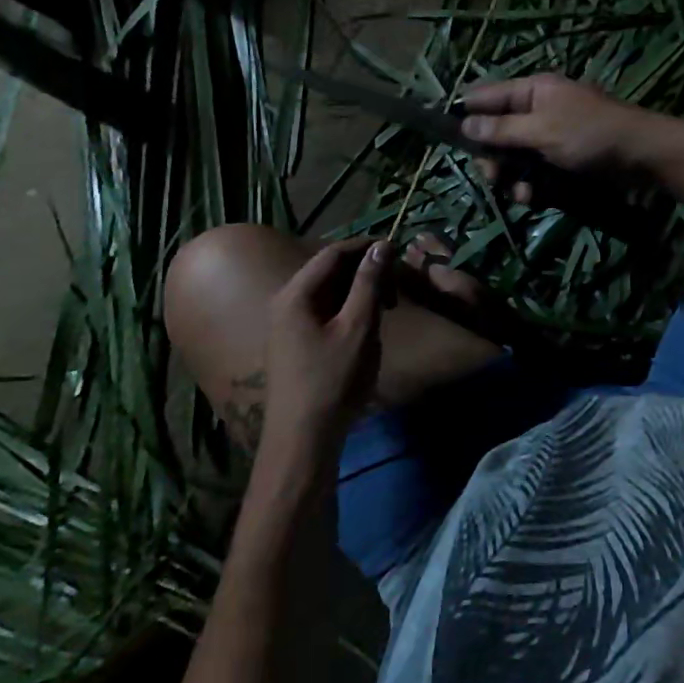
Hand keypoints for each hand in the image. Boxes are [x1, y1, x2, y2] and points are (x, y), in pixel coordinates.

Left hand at [261, 239, 392, 448]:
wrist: (303, 436)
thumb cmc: (333, 379)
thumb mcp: (358, 327)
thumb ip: (369, 283)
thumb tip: (381, 246)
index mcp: (295, 295)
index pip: (332, 253)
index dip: (366, 246)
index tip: (398, 250)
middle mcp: (285, 302)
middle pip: (329, 269)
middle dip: (365, 270)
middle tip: (396, 288)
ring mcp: (287, 323)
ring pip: (328, 290)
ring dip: (359, 289)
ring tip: (387, 307)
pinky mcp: (295, 340)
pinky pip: (324, 308)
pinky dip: (349, 307)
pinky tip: (367, 324)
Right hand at [462, 75, 658, 188]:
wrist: (643, 155)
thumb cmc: (591, 134)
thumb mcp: (542, 130)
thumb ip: (502, 129)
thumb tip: (464, 123)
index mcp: (533, 90)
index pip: (487, 96)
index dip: (467, 115)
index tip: (448, 138)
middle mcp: (541, 109)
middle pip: (500, 132)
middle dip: (494, 157)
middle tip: (493, 176)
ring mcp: (554, 136)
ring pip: (518, 157)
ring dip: (514, 177)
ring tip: (523, 192)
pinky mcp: (567, 160)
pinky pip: (539, 171)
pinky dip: (535, 184)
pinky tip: (535, 197)